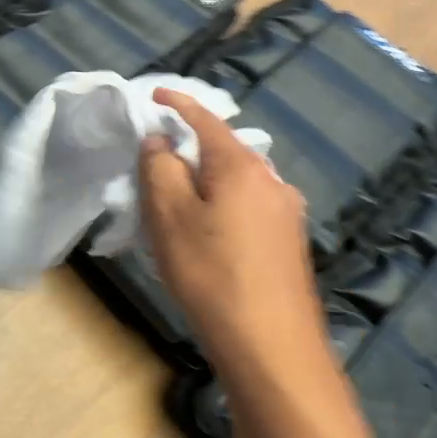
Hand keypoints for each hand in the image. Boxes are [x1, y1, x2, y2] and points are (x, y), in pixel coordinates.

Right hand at [138, 88, 326, 377]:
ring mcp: (286, 213)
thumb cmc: (209, 270)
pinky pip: (245, 202)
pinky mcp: (287, 241)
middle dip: (188, 146)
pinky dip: (218, 200)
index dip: (177, 104)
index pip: (206, 120)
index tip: (152, 95)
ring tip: (169, 196)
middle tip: (149, 157)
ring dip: (202, 177)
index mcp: (241, 168)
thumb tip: (161, 142)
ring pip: (234, 179)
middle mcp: (272, 182)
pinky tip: (200, 226)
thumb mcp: (166, 213)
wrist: (270, 342)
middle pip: (223, 149)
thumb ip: (159, 167)